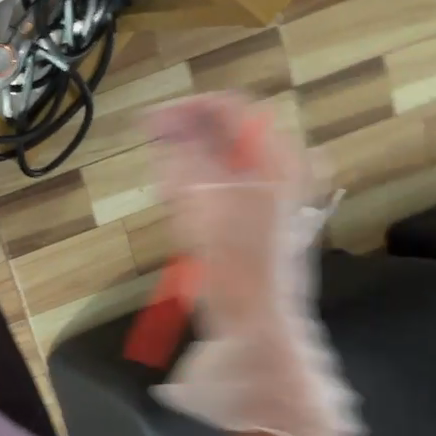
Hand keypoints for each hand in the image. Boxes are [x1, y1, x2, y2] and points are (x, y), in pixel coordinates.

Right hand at [145, 94, 361, 435]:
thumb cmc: (233, 262)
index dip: (188, 109)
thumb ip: (181, 153)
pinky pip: (227, 186)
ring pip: (226, 160)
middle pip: (232, 133)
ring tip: (164, 182)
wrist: (256, 326)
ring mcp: (277, 198)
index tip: (149, 121)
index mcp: (279, 159)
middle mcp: (285, 172)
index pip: (234, 108)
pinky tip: (181, 206)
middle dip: (187, 136)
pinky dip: (200, 186)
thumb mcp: (200, 199)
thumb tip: (162, 121)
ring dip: (190, 162)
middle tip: (152, 150)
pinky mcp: (264, 221)